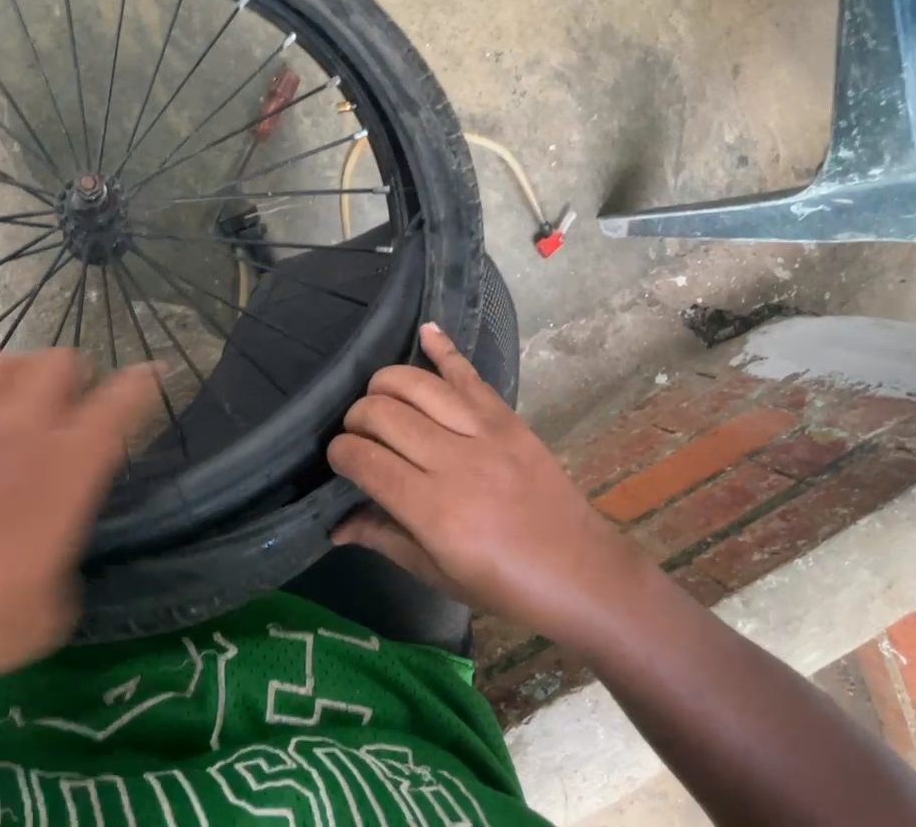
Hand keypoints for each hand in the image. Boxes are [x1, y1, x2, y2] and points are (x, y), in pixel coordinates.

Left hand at [0, 346, 157, 700]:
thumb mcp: (47, 615)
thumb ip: (63, 563)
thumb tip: (53, 551)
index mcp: (69, 467)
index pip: (122, 400)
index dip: (143, 383)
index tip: (152, 379)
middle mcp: (20, 426)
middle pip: (62, 359)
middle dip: (75, 379)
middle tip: (69, 414)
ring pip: (5, 354)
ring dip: (20, 375)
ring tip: (13, 405)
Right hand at [328, 323, 651, 638]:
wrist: (581, 572)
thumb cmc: (504, 585)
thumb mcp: (435, 573)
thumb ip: (382, 537)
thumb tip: (334, 524)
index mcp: (433, 509)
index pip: (363, 459)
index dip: (338, 454)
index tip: (338, 461)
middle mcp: (454, 462)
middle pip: (381, 413)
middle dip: (355, 420)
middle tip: (360, 438)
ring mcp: (484, 433)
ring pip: (415, 384)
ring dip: (384, 386)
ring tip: (379, 403)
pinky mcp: (507, 418)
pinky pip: (467, 373)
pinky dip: (443, 348)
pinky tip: (424, 330)